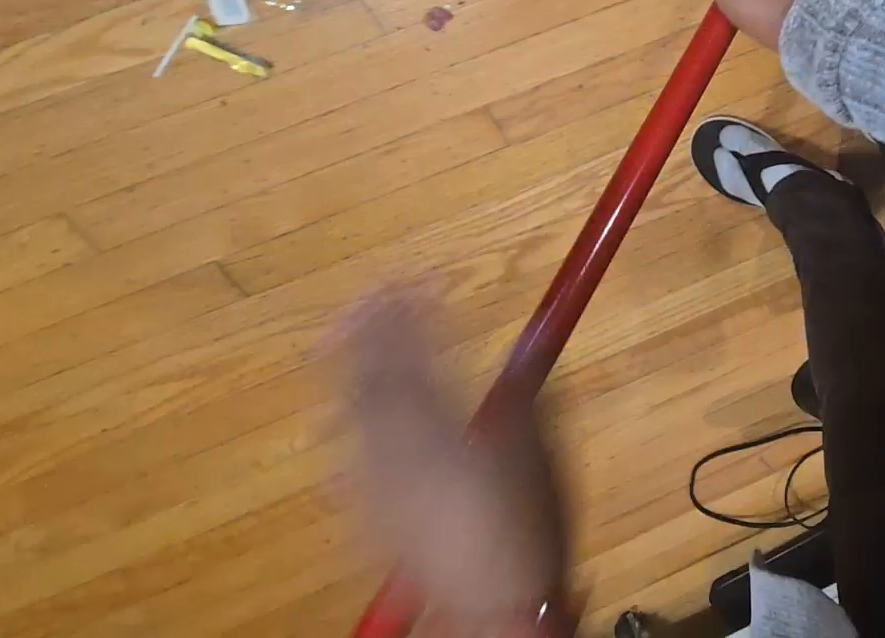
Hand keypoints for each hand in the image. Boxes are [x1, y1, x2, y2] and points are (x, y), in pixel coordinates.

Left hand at [336, 291, 565, 636]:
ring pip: (349, 411)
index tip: (416, 279)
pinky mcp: (364, 509)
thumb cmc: (526, 521)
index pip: (414, 356)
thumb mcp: (538, 448)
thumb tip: (530, 340)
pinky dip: (350, 411)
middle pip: (368, 379)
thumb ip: (524, 390)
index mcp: (439, 429)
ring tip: (355, 333)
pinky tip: (352, 404)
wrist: (490, 605)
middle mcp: (393, 450)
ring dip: (353, 366)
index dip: (410, 314)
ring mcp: (371, 483)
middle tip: (371, 293)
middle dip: (367, 330)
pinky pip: (347, 446)